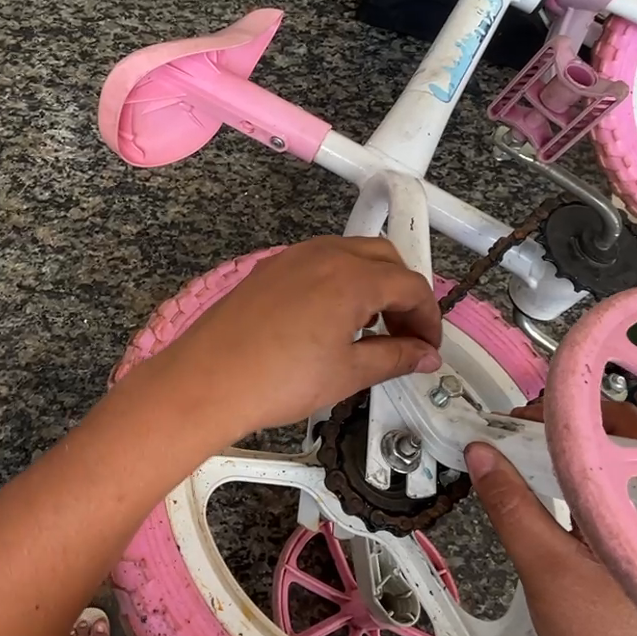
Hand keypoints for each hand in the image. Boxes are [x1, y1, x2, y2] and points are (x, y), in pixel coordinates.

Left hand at [149, 236, 442, 436]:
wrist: (207, 380)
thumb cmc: (273, 378)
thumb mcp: (348, 373)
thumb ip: (395, 357)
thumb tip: (422, 354)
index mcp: (351, 276)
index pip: (410, 285)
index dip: (429, 317)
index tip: (428, 345)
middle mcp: (322, 255)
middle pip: (384, 258)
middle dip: (403, 293)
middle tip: (406, 334)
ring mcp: (291, 258)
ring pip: (350, 255)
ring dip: (372, 283)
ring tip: (372, 329)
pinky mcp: (268, 269)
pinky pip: (318, 262)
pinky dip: (339, 281)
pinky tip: (333, 320)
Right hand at [465, 401, 636, 635]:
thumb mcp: (546, 566)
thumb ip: (511, 505)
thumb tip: (478, 450)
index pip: (617, 427)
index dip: (564, 412)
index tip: (516, 416)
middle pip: (607, 447)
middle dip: (553, 432)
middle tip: (508, 432)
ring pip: (600, 476)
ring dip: (554, 461)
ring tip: (512, 458)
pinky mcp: (634, 557)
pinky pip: (597, 503)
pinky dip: (563, 490)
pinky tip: (534, 497)